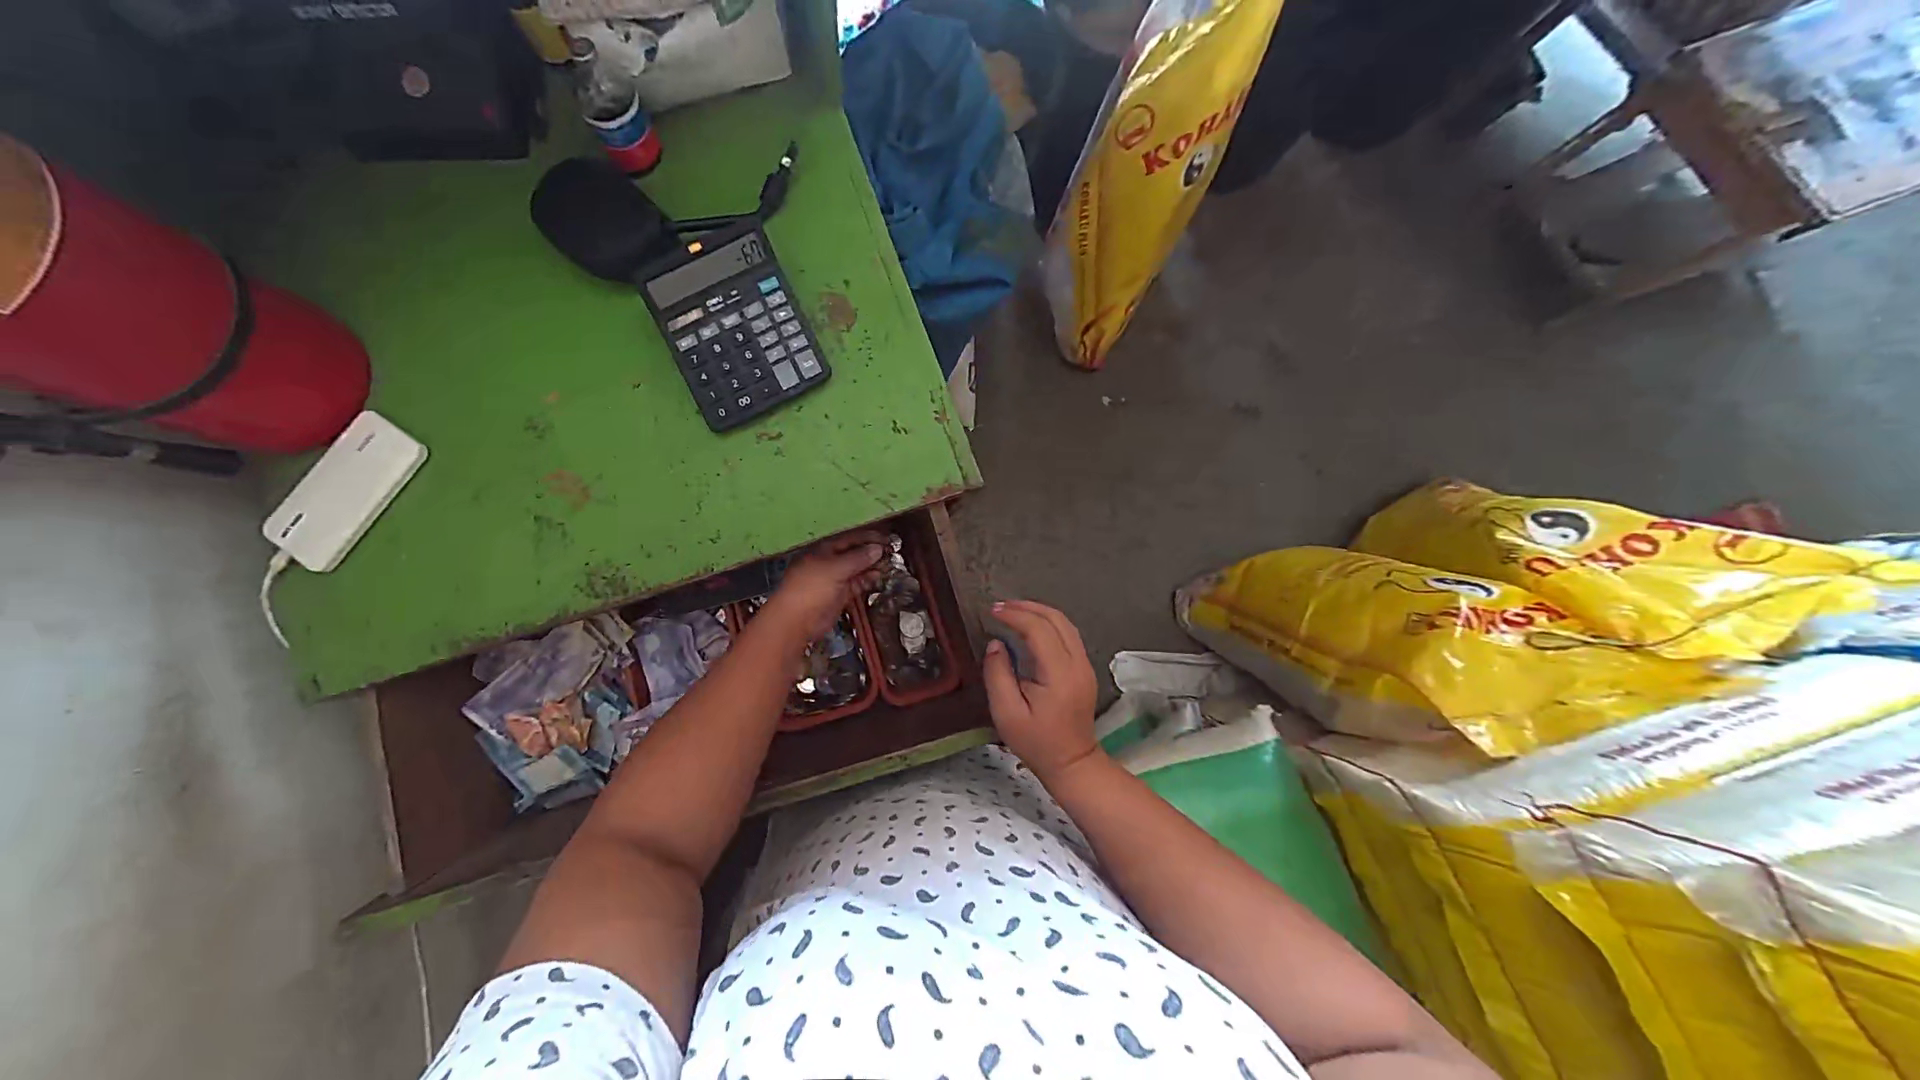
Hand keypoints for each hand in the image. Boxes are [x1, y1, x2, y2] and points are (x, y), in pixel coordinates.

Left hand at [760, 531, 887, 644]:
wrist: (796, 620)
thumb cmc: (811, 588)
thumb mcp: (835, 569)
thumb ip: (858, 558)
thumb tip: (877, 549)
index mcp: (823, 550)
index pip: (849, 539)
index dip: (868, 538)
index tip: (886, 538)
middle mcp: (829, 562)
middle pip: (853, 553)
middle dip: (871, 552)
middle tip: (891, 551)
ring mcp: (834, 579)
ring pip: (856, 569)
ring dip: (871, 566)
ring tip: (889, 564)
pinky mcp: (839, 595)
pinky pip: (856, 583)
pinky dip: (867, 580)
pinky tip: (879, 576)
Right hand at [982, 600, 1101, 783]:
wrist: (1072, 763)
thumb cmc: (1037, 742)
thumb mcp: (1007, 714)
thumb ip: (997, 675)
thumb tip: (996, 645)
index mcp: (1059, 674)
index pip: (1039, 630)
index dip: (1015, 615)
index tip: (993, 612)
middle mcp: (1077, 664)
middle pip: (1057, 619)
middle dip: (1028, 607)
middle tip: (1001, 606)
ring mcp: (1085, 665)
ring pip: (1066, 624)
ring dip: (1039, 612)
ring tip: (1013, 611)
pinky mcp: (1084, 669)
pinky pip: (1068, 635)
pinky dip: (1048, 623)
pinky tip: (1030, 626)